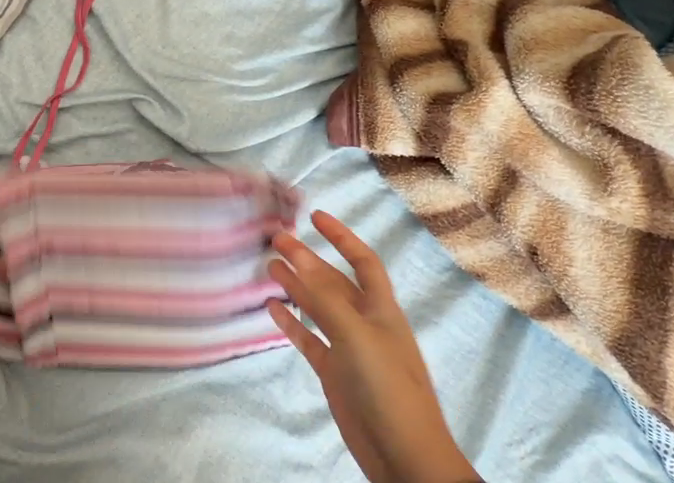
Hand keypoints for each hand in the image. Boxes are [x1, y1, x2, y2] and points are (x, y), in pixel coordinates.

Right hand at [267, 210, 478, 482]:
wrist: (404, 455)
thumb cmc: (388, 387)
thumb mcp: (356, 335)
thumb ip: (325, 298)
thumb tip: (297, 258)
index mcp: (381, 309)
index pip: (362, 261)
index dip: (341, 237)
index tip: (314, 217)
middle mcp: (365, 323)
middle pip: (332, 281)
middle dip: (307, 259)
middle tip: (276, 239)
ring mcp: (349, 349)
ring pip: (318, 308)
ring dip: (296, 286)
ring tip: (269, 267)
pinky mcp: (335, 373)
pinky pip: (309, 339)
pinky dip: (291, 322)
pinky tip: (272, 308)